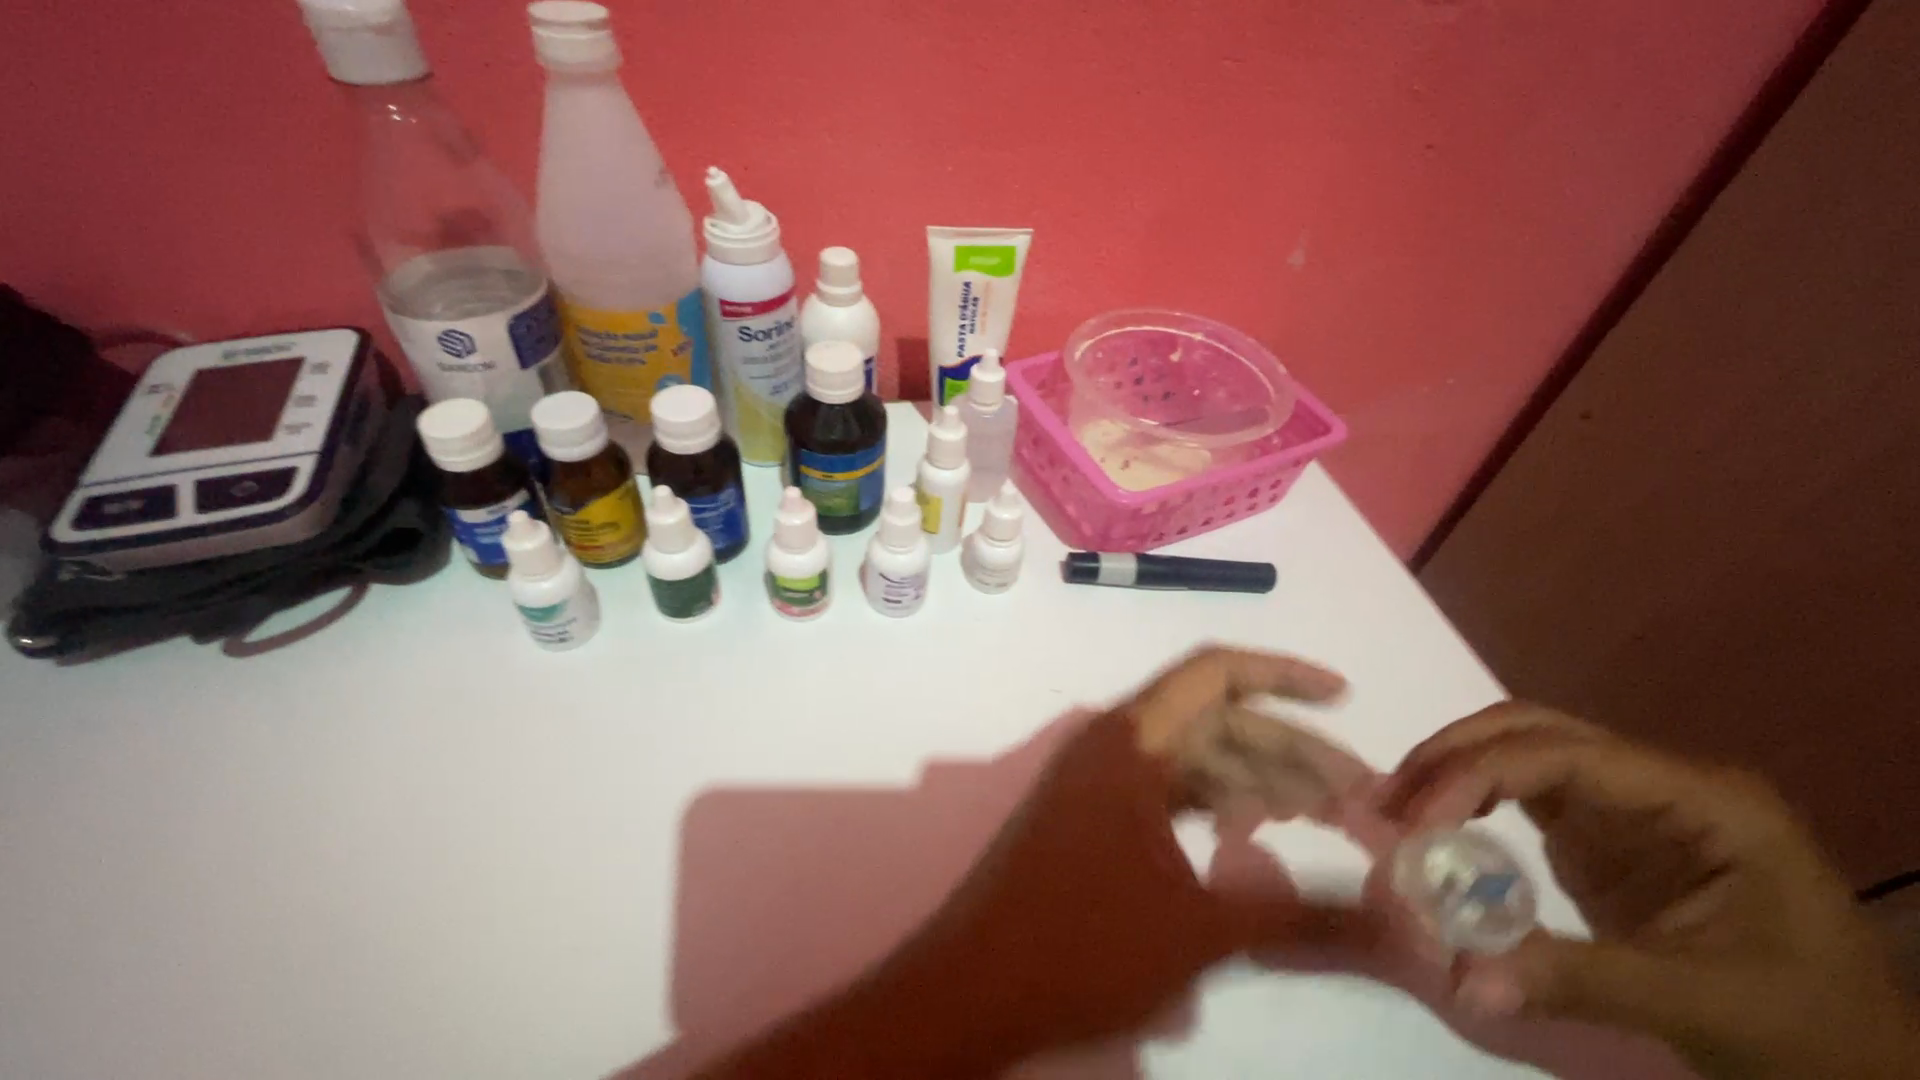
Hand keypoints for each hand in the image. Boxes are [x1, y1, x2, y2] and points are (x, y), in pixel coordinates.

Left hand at [891, 647, 1383, 1062]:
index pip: (1214, 673)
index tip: (1344, 697)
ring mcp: (1097, 781)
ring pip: (1190, 757)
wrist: (973, 987)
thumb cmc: (1082, 945)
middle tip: (1358, 798)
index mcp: (1129, 741)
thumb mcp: (1200, 931)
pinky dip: (1212, 802)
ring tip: (1321, 817)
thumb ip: (1300, 917)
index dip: (1283, 675)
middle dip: (1288, 750)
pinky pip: (1164, 788)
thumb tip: (1396, 923)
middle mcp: (1111, 745)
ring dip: (1253, 778)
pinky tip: (1251, 831)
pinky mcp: (1091, 815)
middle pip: (1214, 721)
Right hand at [1378, 702, 1919, 1079]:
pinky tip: (1432, 825)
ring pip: (1521, 753)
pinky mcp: (1603, 837)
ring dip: (1452, 770)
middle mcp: (1659, 783)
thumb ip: (1579, 981)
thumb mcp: (1703, 1005)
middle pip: (1534, 732)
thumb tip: (1463, 982)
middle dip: (1452, 756)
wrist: (1863, 1067)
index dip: (1478, 774)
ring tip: (1393, 807)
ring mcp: (1630, 807)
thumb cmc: (1812, 1031)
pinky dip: (1469, 803)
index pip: (1565, 755)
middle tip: (1385, 798)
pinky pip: (1522, 797)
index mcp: (1702, 799)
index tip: (1416, 821)